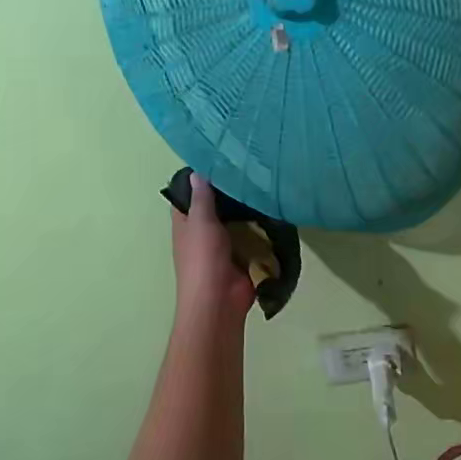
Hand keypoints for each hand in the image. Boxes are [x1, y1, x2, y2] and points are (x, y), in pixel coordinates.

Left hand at [171, 173, 255, 328]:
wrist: (220, 300)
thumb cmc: (203, 259)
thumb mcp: (200, 222)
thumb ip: (202, 198)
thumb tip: (197, 171)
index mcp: (186, 223)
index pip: (189, 195)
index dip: (200, 178)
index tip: (220, 158)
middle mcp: (203, 231)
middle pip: (216, 206)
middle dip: (230, 191)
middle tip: (251, 167)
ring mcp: (224, 244)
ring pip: (236, 219)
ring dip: (248, 207)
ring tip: (266, 182)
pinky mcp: (244, 254)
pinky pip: (253, 235)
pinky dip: (261, 225)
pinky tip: (274, 208)